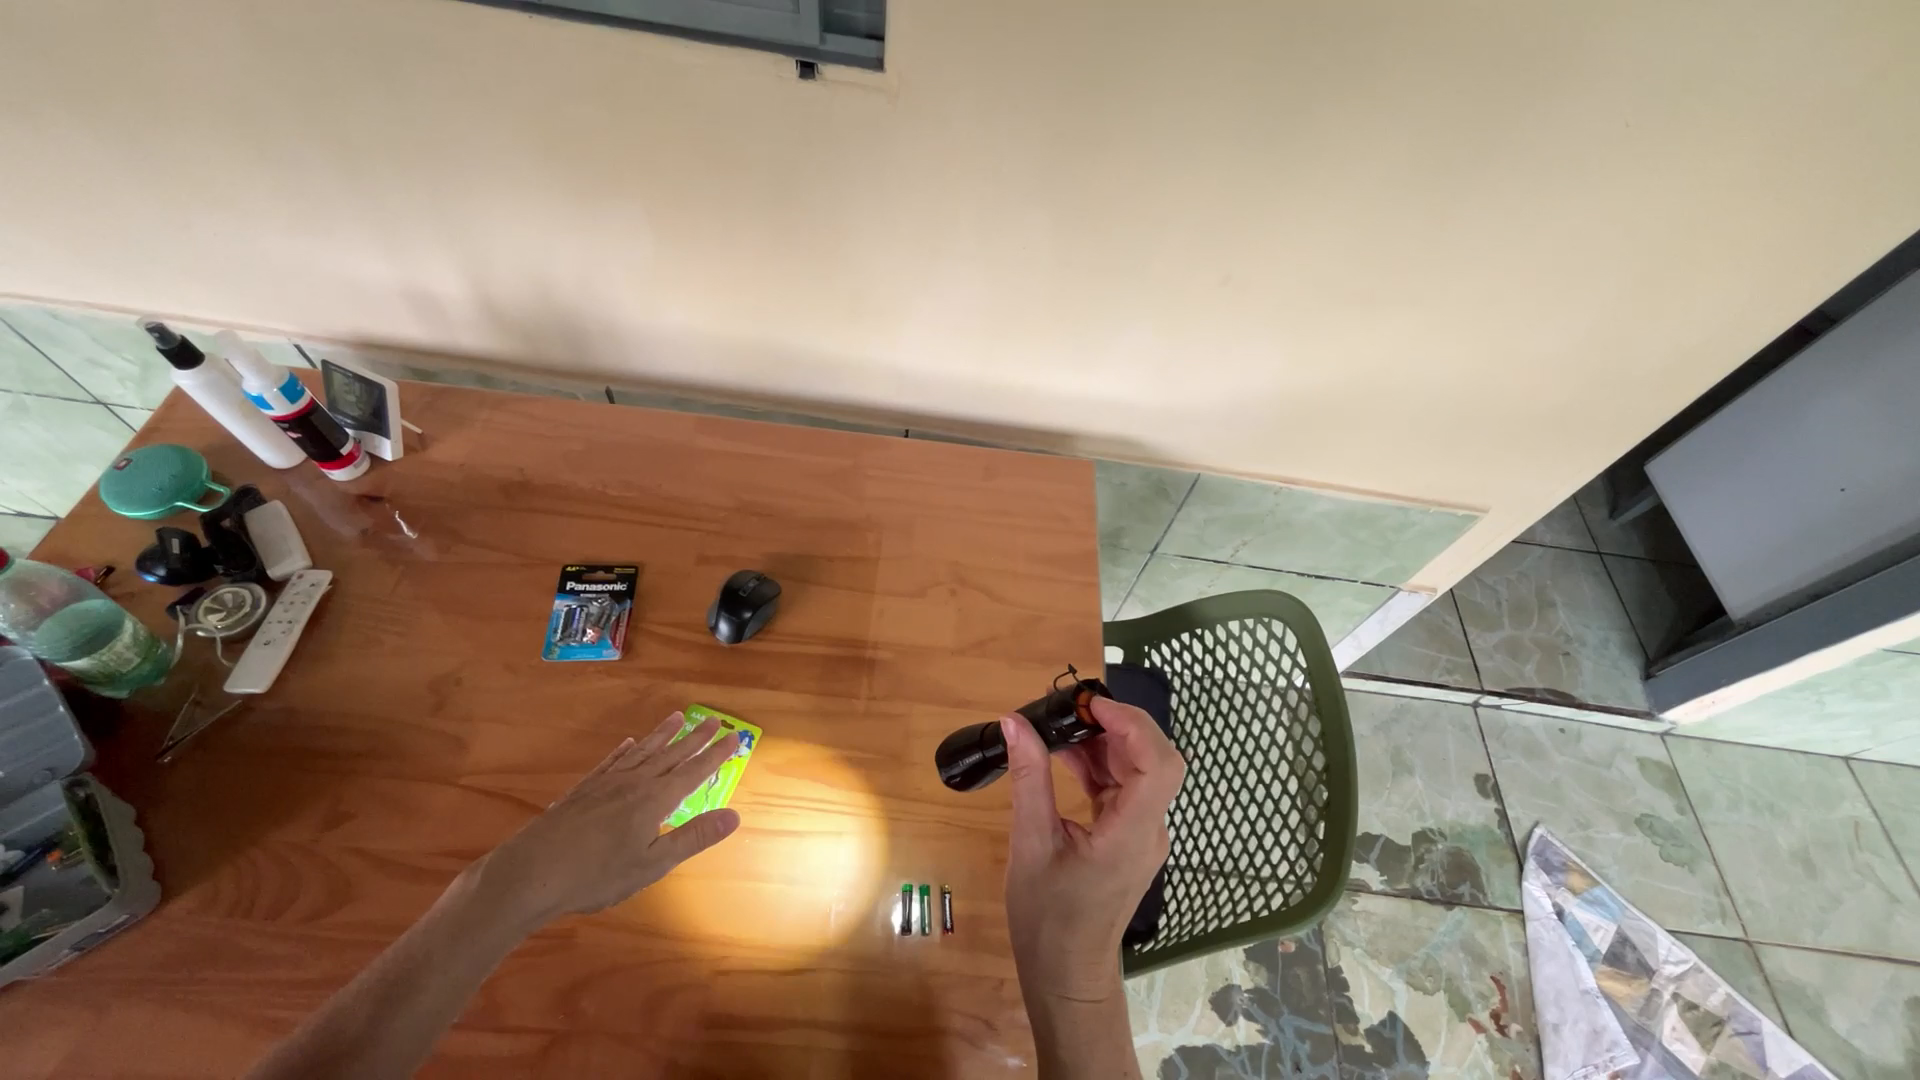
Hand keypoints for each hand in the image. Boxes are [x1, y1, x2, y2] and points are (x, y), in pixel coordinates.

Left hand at [469, 713, 742, 930]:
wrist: (529, 873)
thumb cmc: (596, 875)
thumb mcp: (653, 863)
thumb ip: (693, 837)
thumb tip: (735, 815)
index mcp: (655, 799)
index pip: (693, 771)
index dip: (715, 754)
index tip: (735, 736)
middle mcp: (634, 783)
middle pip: (670, 754)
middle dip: (695, 738)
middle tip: (714, 719)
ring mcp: (605, 783)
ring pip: (641, 752)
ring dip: (662, 735)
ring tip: (678, 718)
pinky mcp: (582, 791)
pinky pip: (610, 762)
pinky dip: (623, 751)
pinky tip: (627, 743)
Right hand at [1002, 696, 1184, 1006]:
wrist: (1065, 973)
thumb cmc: (1046, 917)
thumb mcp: (1030, 843)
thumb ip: (1029, 778)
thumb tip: (1014, 721)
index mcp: (1132, 833)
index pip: (1159, 764)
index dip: (1133, 724)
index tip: (1089, 705)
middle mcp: (1149, 828)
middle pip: (1153, 759)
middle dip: (1115, 724)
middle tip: (1068, 709)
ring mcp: (1142, 833)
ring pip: (1138, 769)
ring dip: (1104, 742)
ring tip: (1059, 725)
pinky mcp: (1128, 837)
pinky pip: (1123, 787)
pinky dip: (1098, 764)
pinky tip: (1064, 754)